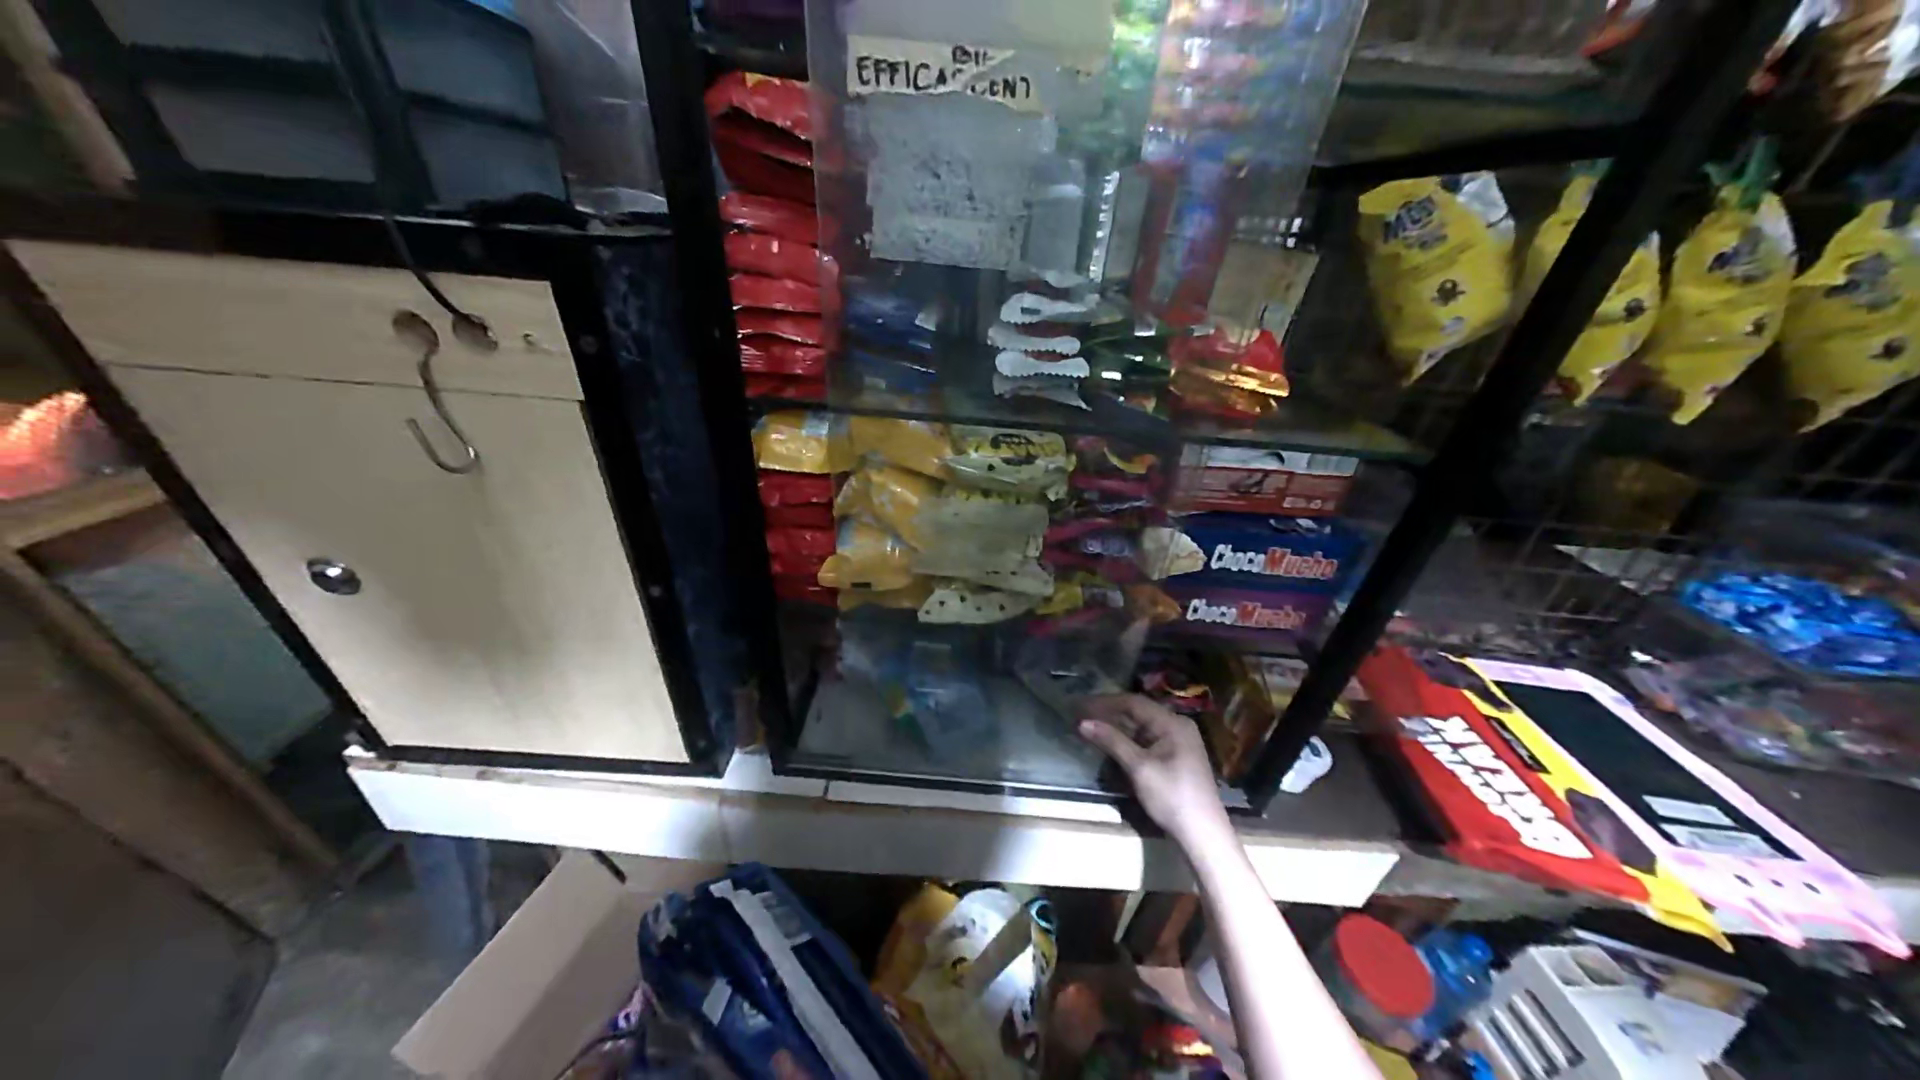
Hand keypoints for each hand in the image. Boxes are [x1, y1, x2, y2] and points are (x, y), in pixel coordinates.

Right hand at [1078, 695, 1232, 851]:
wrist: (1202, 833)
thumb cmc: (1172, 796)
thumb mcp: (1139, 768)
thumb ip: (1112, 741)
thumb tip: (1083, 723)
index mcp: (1173, 723)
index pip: (1134, 702)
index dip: (1104, 702)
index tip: (1080, 705)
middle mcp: (1177, 726)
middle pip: (1138, 712)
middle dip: (1109, 713)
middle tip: (1081, 715)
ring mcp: (1178, 741)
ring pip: (1141, 726)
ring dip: (1117, 726)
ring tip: (1091, 727)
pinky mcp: (1175, 756)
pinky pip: (1147, 739)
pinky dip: (1128, 739)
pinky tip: (1111, 742)